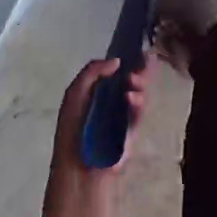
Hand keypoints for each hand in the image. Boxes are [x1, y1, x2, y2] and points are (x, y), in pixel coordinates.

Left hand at [50, 56, 152, 186]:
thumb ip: (92, 71)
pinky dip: (138, 104)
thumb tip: (117, 61)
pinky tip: (132, 97)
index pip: (113, 71)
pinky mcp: (131, 132)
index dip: (126, 60)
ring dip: (139, 85)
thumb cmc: (72, 128)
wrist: (78, 166)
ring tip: (133, 82)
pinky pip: (138, 114)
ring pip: (137, 94)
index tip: (139, 50)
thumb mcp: (75, 93)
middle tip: (144, 62)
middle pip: (130, 80)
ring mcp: (122, 117)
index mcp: (94, 91)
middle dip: (139, 70)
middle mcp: (109, 102)